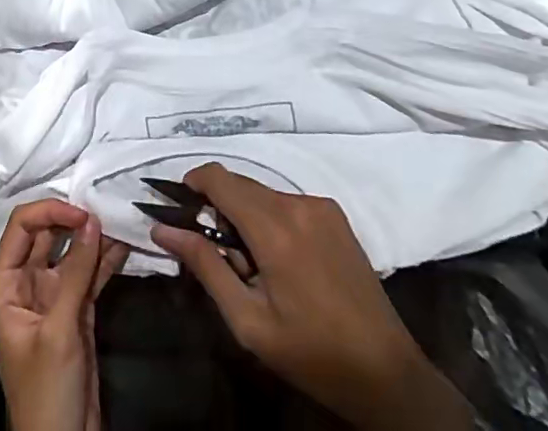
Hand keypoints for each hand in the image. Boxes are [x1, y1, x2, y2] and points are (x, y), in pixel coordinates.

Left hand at [0, 199, 130, 430]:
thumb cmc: (46, 390)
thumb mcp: (59, 330)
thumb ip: (75, 273)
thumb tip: (91, 220)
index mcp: (5, 285)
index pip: (21, 227)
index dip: (50, 212)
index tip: (83, 213)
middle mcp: (26, 283)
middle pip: (47, 234)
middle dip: (75, 218)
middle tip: (108, 208)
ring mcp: (53, 295)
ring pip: (72, 251)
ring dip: (95, 237)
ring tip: (123, 219)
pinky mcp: (77, 309)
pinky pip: (90, 273)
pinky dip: (107, 259)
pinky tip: (126, 244)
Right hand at [150, 164, 471, 430]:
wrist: (384, 370)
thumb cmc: (310, 352)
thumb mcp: (248, 320)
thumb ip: (206, 266)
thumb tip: (163, 229)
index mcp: (275, 228)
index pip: (221, 179)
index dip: (193, 183)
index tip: (177, 206)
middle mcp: (299, 205)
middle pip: (242, 185)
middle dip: (217, 206)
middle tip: (209, 249)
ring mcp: (322, 206)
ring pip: (264, 194)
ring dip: (245, 214)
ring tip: (248, 264)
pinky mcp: (336, 216)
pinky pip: (288, 203)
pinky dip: (270, 218)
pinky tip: (277, 259)